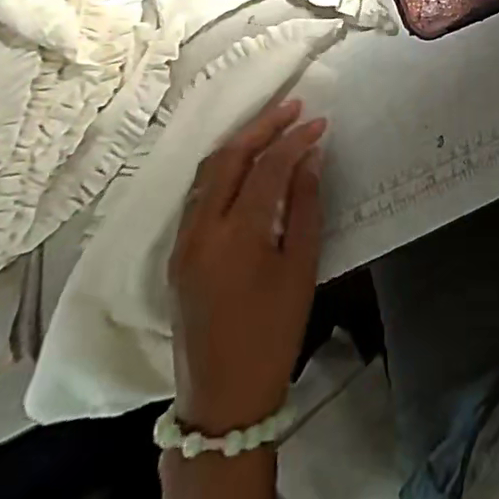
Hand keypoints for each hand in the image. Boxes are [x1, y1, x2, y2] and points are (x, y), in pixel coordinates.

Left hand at [169, 95, 326, 433]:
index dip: (295, 139)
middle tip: (293, 106)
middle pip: (228, 159)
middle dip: (261, 126)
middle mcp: (201, 230)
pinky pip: (199, 194)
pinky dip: (225, 168)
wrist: (223, 393)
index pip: (267, 167)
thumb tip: (309, 159)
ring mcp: (183, 241)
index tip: (320, 121)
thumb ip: (304, 207)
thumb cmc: (274, 331)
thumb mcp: (301, 267)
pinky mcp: (178, 253)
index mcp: (237, 235)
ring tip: (272, 125)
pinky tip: (247, 163)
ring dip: (239, 143)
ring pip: (207, 173)